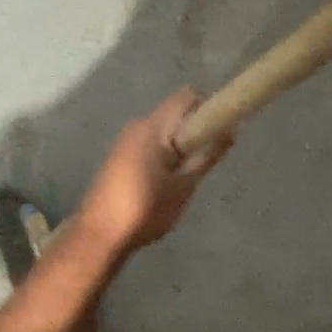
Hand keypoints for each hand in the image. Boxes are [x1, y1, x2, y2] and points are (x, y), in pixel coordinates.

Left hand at [75, 88, 234, 255]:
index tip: (222, 130)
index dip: (209, 107)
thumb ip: (207, 155)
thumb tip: (231, 129)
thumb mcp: (184, 185)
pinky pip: (149, 144)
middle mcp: (136, 126)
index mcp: (152, 126)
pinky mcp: (118, 157)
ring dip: (179, 147)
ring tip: (186, 177)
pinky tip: (165, 184)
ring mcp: (124, 141)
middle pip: (175, 114)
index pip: (187, 97)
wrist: (99, 235)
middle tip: (207, 161)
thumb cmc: (145, 209)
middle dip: (195, 131)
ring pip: (162, 131)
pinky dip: (163, 156)